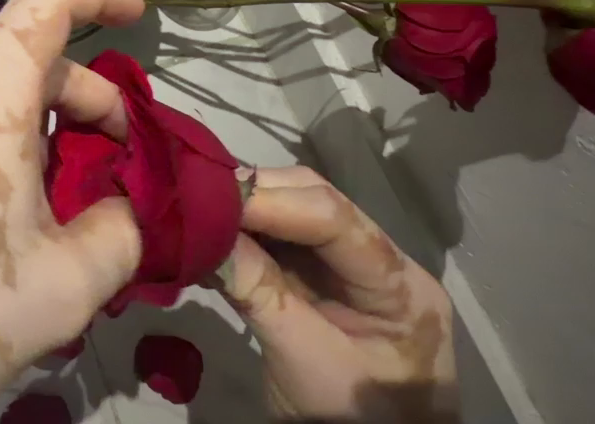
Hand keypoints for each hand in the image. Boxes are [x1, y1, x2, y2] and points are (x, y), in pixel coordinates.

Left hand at [0, 0, 147, 423]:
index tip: (136, 17)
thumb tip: (127, 209)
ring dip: (39, 118)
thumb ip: (119, 233)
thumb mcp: (63, 285)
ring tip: (65, 188)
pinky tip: (5, 201)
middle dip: (83, 95)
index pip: (46, 3)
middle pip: (25, 55)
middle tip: (117, 156)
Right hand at [217, 167, 458, 422]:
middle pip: (315, 200)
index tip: (211, 197)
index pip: (333, 217)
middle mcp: (379, 261)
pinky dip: (243, 231)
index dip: (270, 200)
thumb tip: (201, 232)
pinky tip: (211, 234)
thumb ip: (258, 291)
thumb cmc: (351, 420)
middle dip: (255, 193)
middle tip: (196, 194)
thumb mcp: (304, 359)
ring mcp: (349, 269)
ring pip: (294, 210)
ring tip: (198, 210)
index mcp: (399, 283)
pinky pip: (280, 238)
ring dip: (245, 207)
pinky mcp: (321, 279)